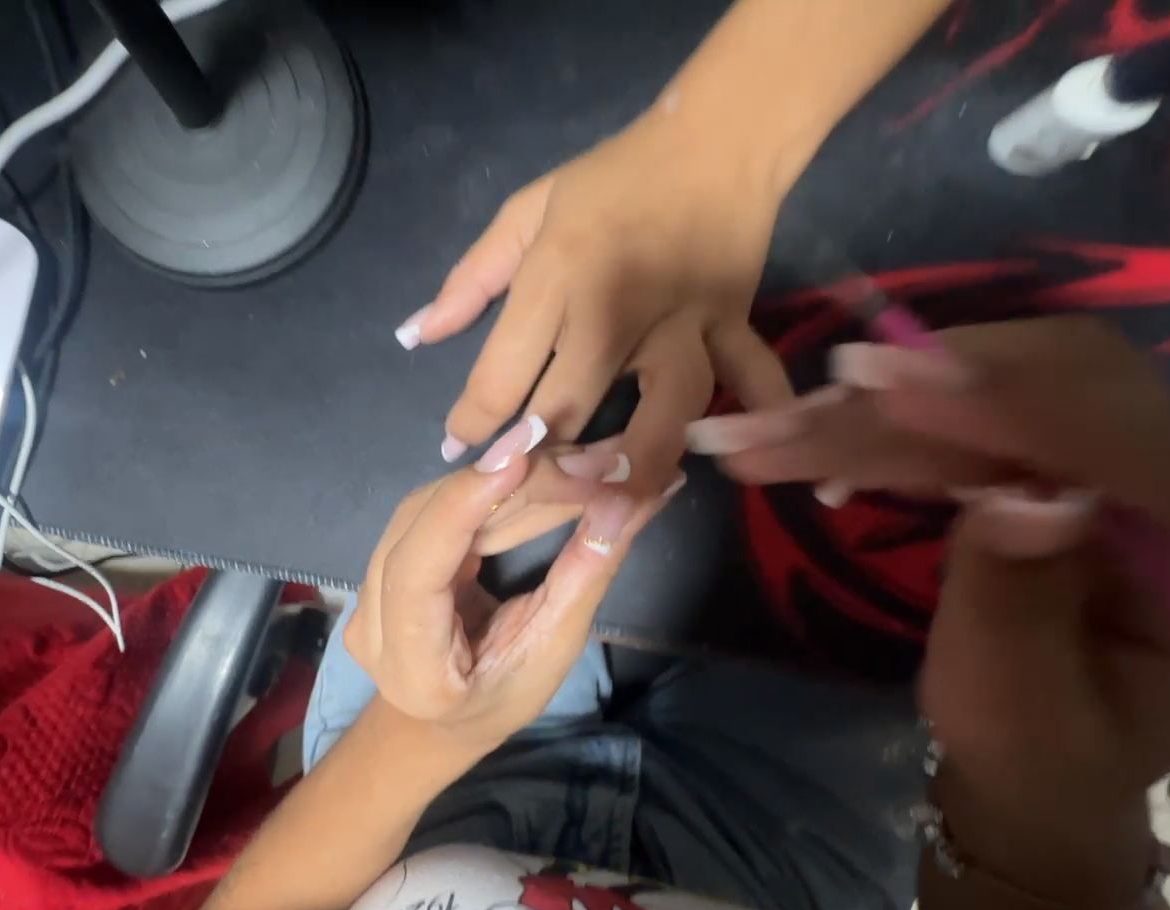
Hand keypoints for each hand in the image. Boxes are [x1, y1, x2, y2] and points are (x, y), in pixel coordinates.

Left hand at [346, 418, 675, 745]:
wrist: (438, 722)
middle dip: (508, 483)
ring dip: (500, 481)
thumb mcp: (551, 648)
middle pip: (426, 523)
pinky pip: (432, 512)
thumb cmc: (498, 700)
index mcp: (409, 665)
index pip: (417, 570)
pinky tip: (533, 476)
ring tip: (571, 464)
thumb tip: (629, 499)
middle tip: (589, 459)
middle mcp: (370, 623)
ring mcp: (366, 591)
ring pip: (428, 507)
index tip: (518, 455)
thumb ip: (584, 575)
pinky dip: (486, 493)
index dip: (461, 505)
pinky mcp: (383, 564)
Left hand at [398, 111, 795, 547]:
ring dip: (639, 460)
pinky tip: (736, 460)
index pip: (501, 372)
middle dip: (542, 459)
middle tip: (520, 492)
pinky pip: (748, 373)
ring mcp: (682, 319)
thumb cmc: (608, 180)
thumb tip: (415, 336)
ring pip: (666, 402)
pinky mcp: (731, 324)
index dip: (471, 424)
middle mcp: (615, 306)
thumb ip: (468, 280)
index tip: (456, 449)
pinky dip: (754, 414)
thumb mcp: (524, 213)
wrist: (717, 137)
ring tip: (611, 511)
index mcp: (555, 274)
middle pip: (575, 401)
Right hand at [690, 318, 1169, 822]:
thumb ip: (1017, 613)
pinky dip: (879, 423)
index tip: (887, 391)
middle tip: (802, 410)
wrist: (1039, 758)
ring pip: (1002, 383)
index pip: (1152, 452)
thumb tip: (1007, 498)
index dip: (1019, 411)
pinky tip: (813, 443)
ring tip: (767, 434)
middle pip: (1071, 383)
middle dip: (923, 394)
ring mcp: (1127, 458)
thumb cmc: (1039, 757)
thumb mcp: (1021, 715)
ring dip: (876, 407)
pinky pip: (969, 408)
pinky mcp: (1058, 452)